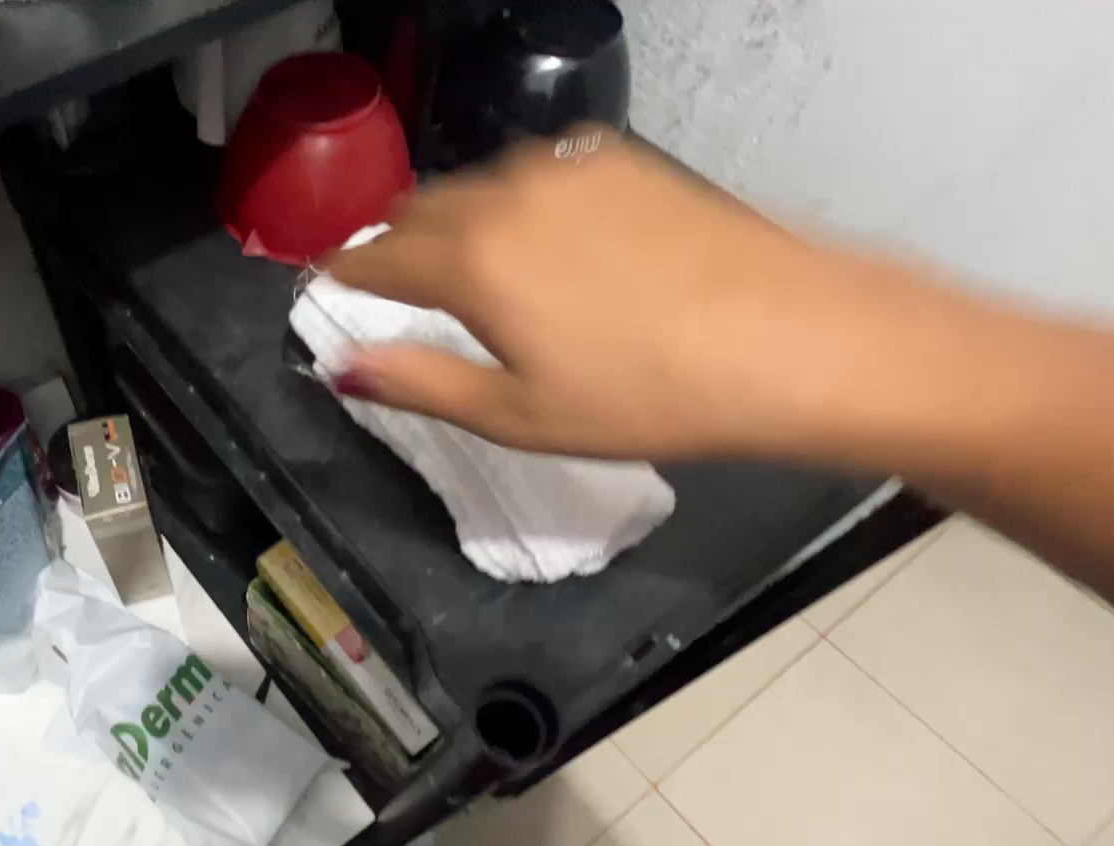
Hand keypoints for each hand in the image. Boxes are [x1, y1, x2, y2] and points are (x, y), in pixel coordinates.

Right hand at [326, 128, 883, 460]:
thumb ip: (417, 383)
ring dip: (448, 222)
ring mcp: (567, 168)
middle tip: (385, 282)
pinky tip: (531, 238)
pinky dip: (506, 204)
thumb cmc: (639, 397)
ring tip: (456, 263)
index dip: (343, 274)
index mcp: (472, 261)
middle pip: (419, 211)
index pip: (377, 259)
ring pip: (474, 187)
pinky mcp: (619, 162)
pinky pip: (531, 175)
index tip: (322, 283)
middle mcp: (507, 194)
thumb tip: (339, 368)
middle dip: (392, 245)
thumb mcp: (513, 414)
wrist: (791, 341)